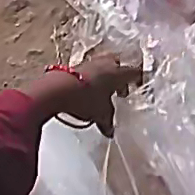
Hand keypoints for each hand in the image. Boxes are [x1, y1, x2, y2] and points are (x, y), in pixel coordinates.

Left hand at [29, 53, 143, 136]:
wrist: (56, 90)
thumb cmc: (85, 100)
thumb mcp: (100, 114)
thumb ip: (107, 121)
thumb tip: (110, 131)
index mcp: (117, 72)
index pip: (134, 72)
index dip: (138, 78)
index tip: (139, 85)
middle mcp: (105, 63)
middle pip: (118, 64)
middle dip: (120, 75)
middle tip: (120, 90)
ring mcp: (88, 62)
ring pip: (102, 66)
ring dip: (104, 76)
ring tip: (102, 91)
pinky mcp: (73, 66)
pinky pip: (88, 70)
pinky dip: (91, 78)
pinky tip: (87, 90)